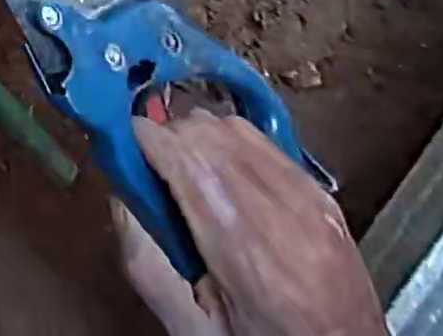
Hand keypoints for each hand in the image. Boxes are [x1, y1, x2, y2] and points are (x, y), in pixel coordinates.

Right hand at [113, 110, 386, 335]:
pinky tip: (221, 168)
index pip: (184, 157)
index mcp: (249, 259)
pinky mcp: (323, 195)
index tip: (123, 147)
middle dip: (165, 136)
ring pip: (227, 125)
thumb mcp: (185, 320)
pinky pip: (259, 138)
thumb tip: (119, 189)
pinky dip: (228, 140)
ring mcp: (311, 203)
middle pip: (202, 133)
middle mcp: (286, 221)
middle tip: (151, 163)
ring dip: (195, 134)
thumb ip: (140, 251)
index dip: (142, 138)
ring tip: (186, 165)